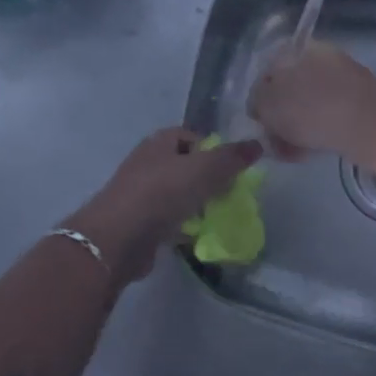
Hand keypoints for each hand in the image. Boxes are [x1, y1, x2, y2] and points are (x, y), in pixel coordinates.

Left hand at [75, 128, 261, 283]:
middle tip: (230, 195)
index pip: (192, 136)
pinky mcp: (139, 223)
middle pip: (186, 166)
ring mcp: (140, 194)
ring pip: (178, 194)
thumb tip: (257, 144)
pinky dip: (184, 226)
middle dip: (209, 180)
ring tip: (218, 217)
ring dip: (197, 205)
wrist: (118, 238)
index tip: (232, 170)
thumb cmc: (162, 193)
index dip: (214, 150)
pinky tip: (198, 237)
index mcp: (159, 142)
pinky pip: (169, 220)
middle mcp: (148, 163)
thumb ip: (232, 157)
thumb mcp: (205, 169)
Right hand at [247, 42, 375, 160]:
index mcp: (293, 49)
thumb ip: (257, 103)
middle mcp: (317, 55)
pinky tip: (315, 149)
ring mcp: (341, 75)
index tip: (260, 125)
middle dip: (280, 116)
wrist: (369, 125)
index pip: (265, 72)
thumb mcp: (268, 105)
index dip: (259, 101)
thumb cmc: (311, 111)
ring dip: (298, 126)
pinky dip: (320, 128)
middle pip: (288, 89)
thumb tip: (261, 106)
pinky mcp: (360, 97)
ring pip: (309, 102)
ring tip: (295, 152)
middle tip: (277, 142)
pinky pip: (330, 112)